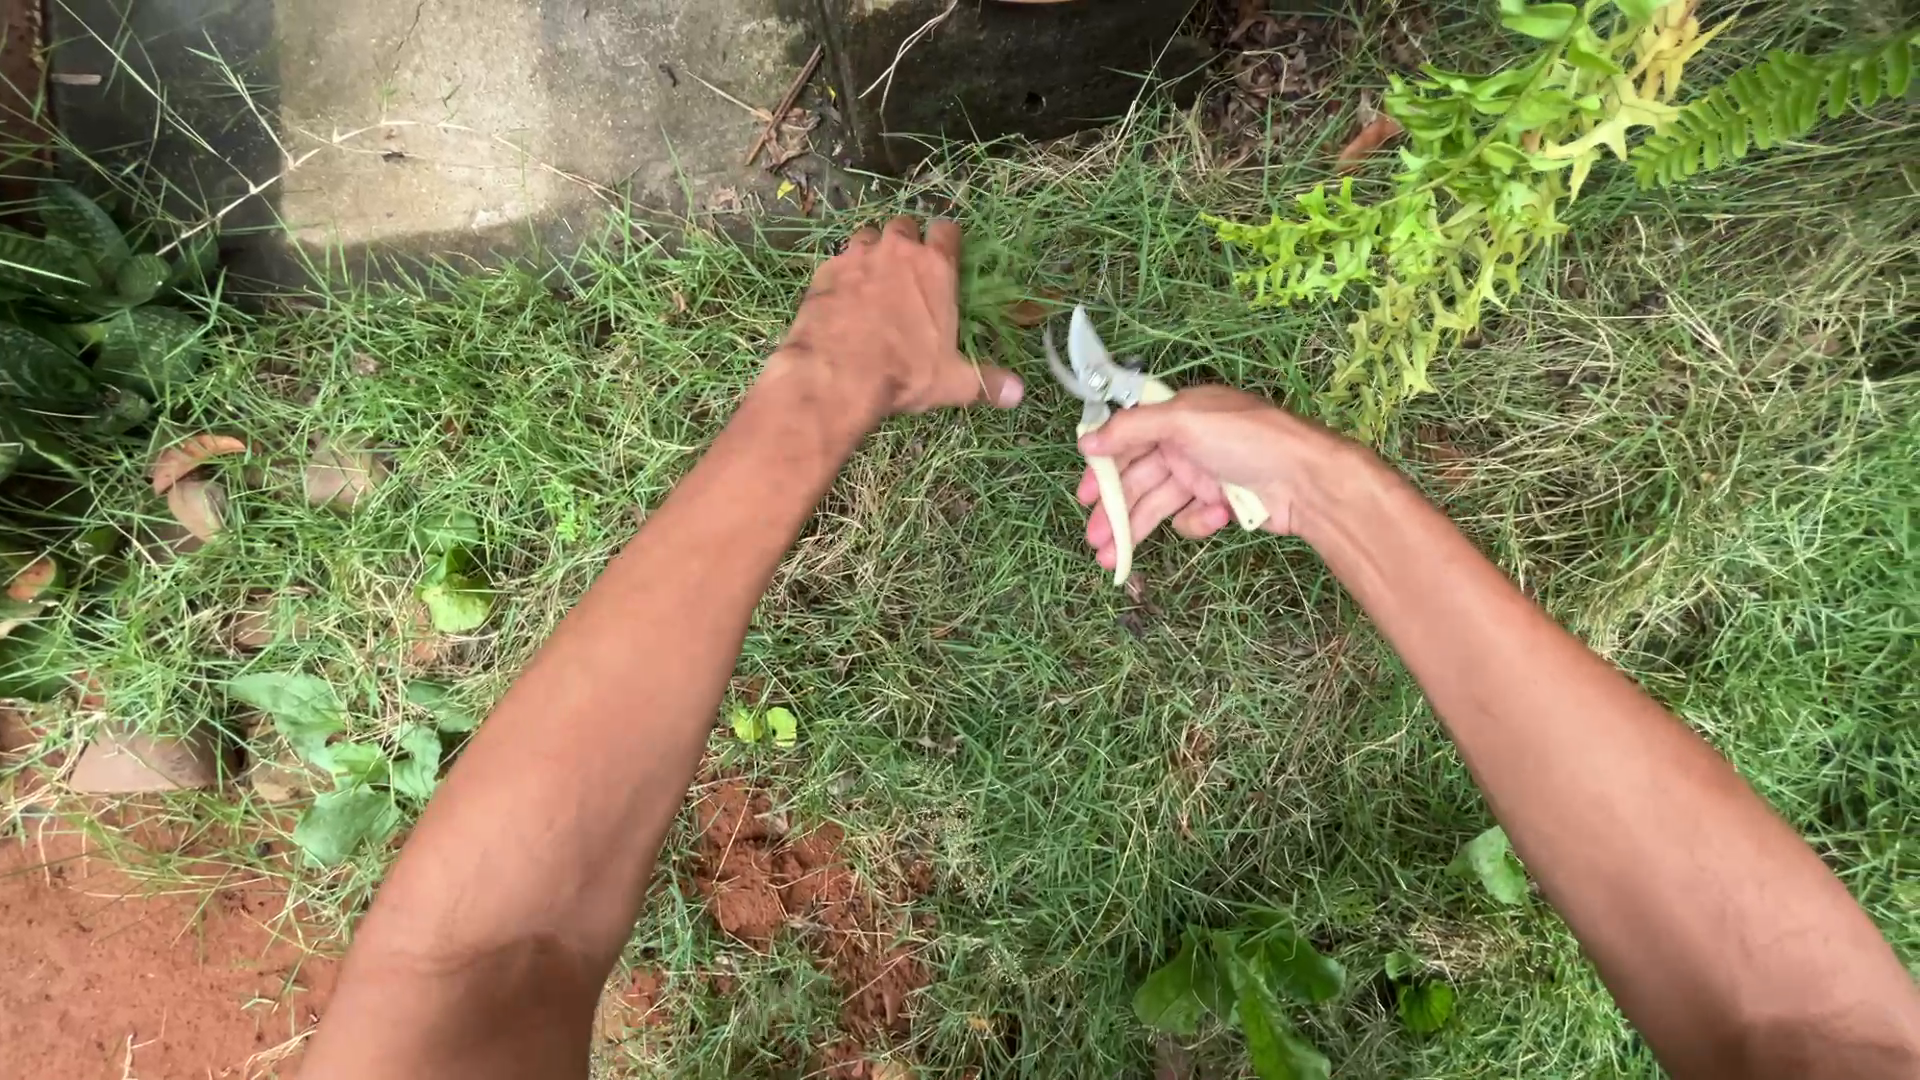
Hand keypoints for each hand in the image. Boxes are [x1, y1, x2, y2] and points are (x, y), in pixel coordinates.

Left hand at [771, 216, 1022, 417]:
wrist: (837, 375)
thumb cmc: (904, 373)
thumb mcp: (952, 382)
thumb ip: (986, 382)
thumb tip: (1018, 394)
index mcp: (934, 268)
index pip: (947, 232)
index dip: (947, 239)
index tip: (945, 252)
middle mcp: (896, 251)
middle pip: (904, 226)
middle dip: (907, 242)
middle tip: (906, 270)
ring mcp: (856, 258)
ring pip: (867, 237)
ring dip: (872, 253)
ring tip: (872, 280)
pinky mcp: (824, 273)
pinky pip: (836, 263)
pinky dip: (841, 276)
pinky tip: (841, 299)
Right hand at [1075, 386, 1355, 569]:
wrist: (1311, 480)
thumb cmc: (1248, 440)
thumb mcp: (1184, 423)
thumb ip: (1131, 429)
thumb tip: (1087, 442)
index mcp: (1177, 416)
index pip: (1128, 442)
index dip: (1103, 470)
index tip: (1082, 496)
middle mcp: (1187, 445)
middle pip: (1138, 480)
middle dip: (1115, 510)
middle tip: (1094, 539)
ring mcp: (1204, 476)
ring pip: (1158, 505)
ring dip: (1136, 530)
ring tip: (1113, 559)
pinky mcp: (1220, 504)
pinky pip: (1192, 517)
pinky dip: (1197, 522)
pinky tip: (1215, 518)